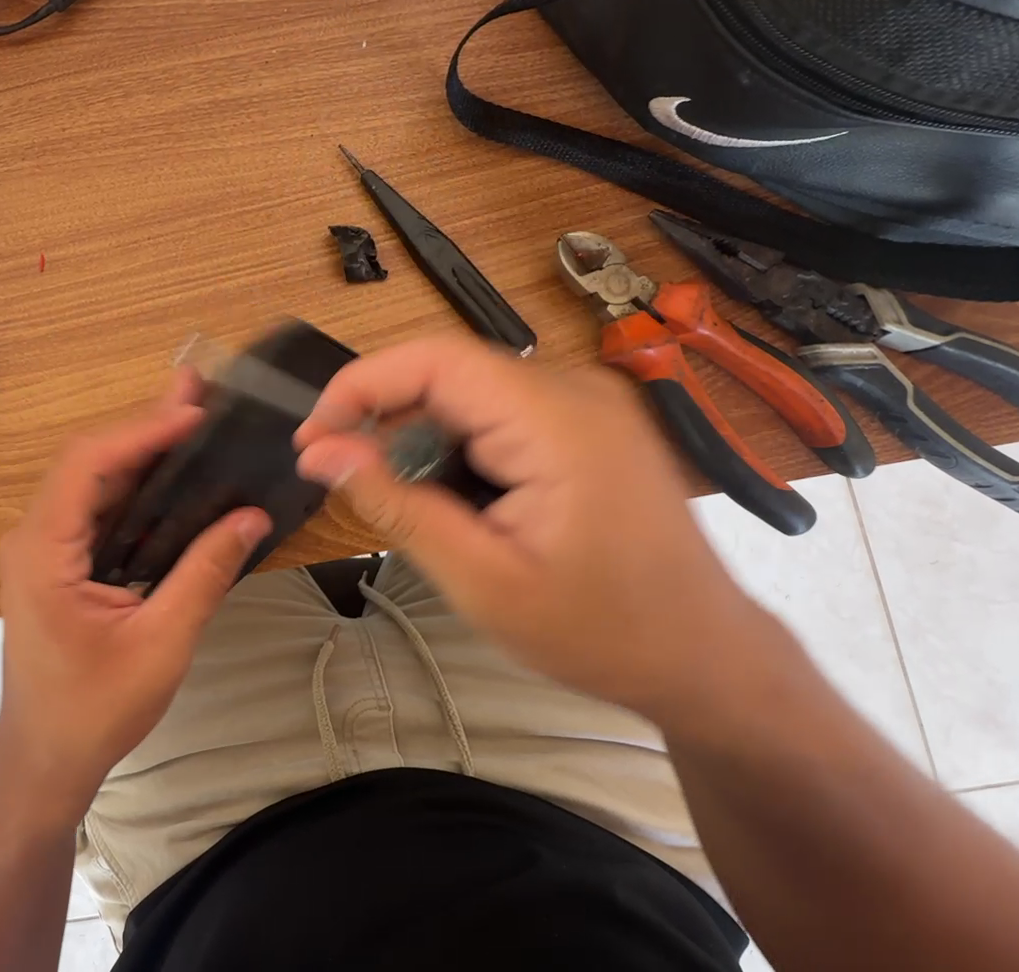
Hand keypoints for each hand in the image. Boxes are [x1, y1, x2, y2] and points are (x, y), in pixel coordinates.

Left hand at [0, 372, 271, 817]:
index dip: (141, 430)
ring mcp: (44, 549)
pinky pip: (98, 511)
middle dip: (146, 427)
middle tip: (203, 394)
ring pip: (94, 482)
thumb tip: (252, 516)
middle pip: (89, 462)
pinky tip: (177, 475)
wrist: (45, 758)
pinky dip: (137, 489)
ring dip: (143, 451)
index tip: (195, 413)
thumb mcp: (160, 643)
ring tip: (196, 419)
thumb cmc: (94, 709)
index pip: (87, 463)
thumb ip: (203, 574)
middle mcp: (35, 536)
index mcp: (42, 549)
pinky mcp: (60, 563)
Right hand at [292, 335, 768, 720]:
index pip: (432, 360)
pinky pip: (495, 416)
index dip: (358, 387)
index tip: (313, 441)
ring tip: (408, 509)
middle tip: (347, 484)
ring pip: (465, 397)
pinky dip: (454, 453)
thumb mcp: (480, 579)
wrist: (705, 658)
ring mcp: (585, 405)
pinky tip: (455, 507)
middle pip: (446, 375)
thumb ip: (395, 506)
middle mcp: (574, 391)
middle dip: (383, 423)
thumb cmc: (601, 630)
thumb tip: (321, 453)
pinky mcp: (584, 426)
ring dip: (418, 444)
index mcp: (556, 419)